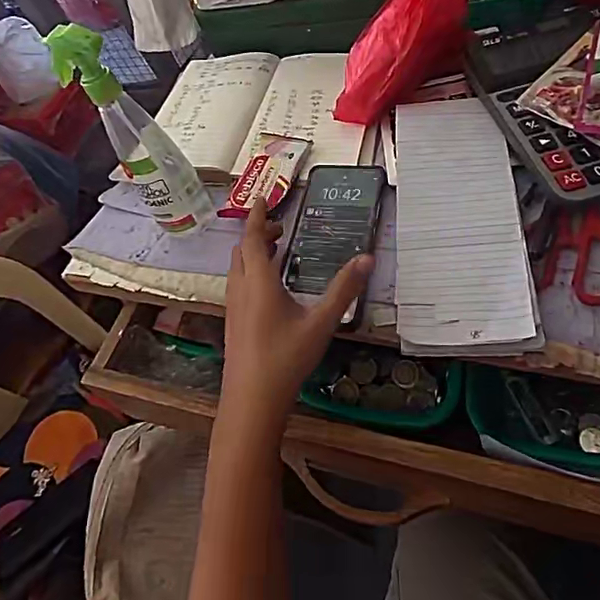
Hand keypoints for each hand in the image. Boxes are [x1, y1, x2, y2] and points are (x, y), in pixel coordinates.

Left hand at [222, 197, 372, 431]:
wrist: (251, 401)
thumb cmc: (286, 358)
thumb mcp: (321, 323)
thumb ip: (344, 290)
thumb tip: (367, 258)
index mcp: (258, 282)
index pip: (252, 238)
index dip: (256, 216)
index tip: (261, 198)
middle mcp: (241, 289)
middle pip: (242, 251)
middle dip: (257, 234)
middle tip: (278, 228)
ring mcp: (233, 307)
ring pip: (238, 268)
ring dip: (252, 253)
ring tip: (275, 251)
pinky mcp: (233, 323)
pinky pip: (238, 284)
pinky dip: (250, 271)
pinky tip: (268, 288)